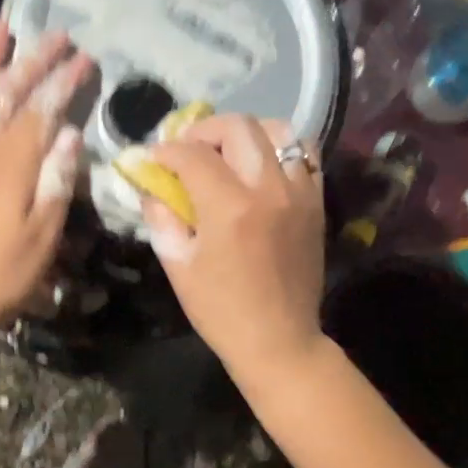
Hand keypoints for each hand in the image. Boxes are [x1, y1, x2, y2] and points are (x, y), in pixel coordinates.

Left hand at [0, 19, 91, 335]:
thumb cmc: (9, 271)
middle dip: (33, 60)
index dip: (63, 82)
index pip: (40, 109)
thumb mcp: (45, 232)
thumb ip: (57, 180)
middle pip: (7, 93)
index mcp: (13, 164)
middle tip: (58, 35)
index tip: (85, 58)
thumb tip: (70, 135)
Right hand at [142, 115, 326, 380]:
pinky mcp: (316, 202)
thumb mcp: (178, 267)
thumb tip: (152, 186)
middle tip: (187, 148)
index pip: (192, 155)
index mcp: (229, 208)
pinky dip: (279, 151)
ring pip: (277, 131)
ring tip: (228, 152)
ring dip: (246, 134)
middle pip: (239, 127)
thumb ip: (161, 218)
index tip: (153, 159)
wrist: (277, 339)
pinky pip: (304, 155)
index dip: (167, 151)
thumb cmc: (220, 311)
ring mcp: (299, 192)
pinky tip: (261, 169)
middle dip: (205, 130)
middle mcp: (268, 189)